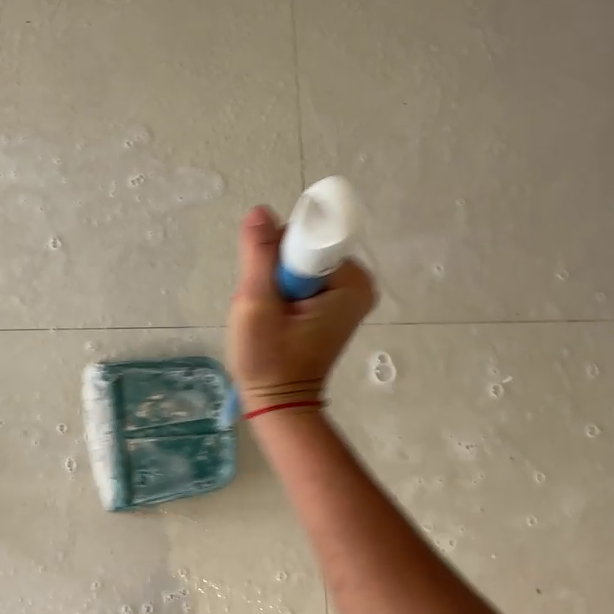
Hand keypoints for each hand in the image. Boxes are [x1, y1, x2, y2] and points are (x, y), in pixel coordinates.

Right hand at [227, 205, 375, 411]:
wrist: (278, 402)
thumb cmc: (269, 361)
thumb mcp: (257, 305)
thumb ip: (259, 255)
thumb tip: (260, 211)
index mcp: (351, 281)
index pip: (305, 238)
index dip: (275, 257)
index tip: (267, 291)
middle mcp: (356, 282)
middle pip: (299, 249)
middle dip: (272, 274)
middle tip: (264, 309)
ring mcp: (345, 293)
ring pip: (293, 264)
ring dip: (271, 286)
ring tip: (267, 318)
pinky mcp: (331, 303)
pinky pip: (297, 279)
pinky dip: (279, 295)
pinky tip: (273, 319)